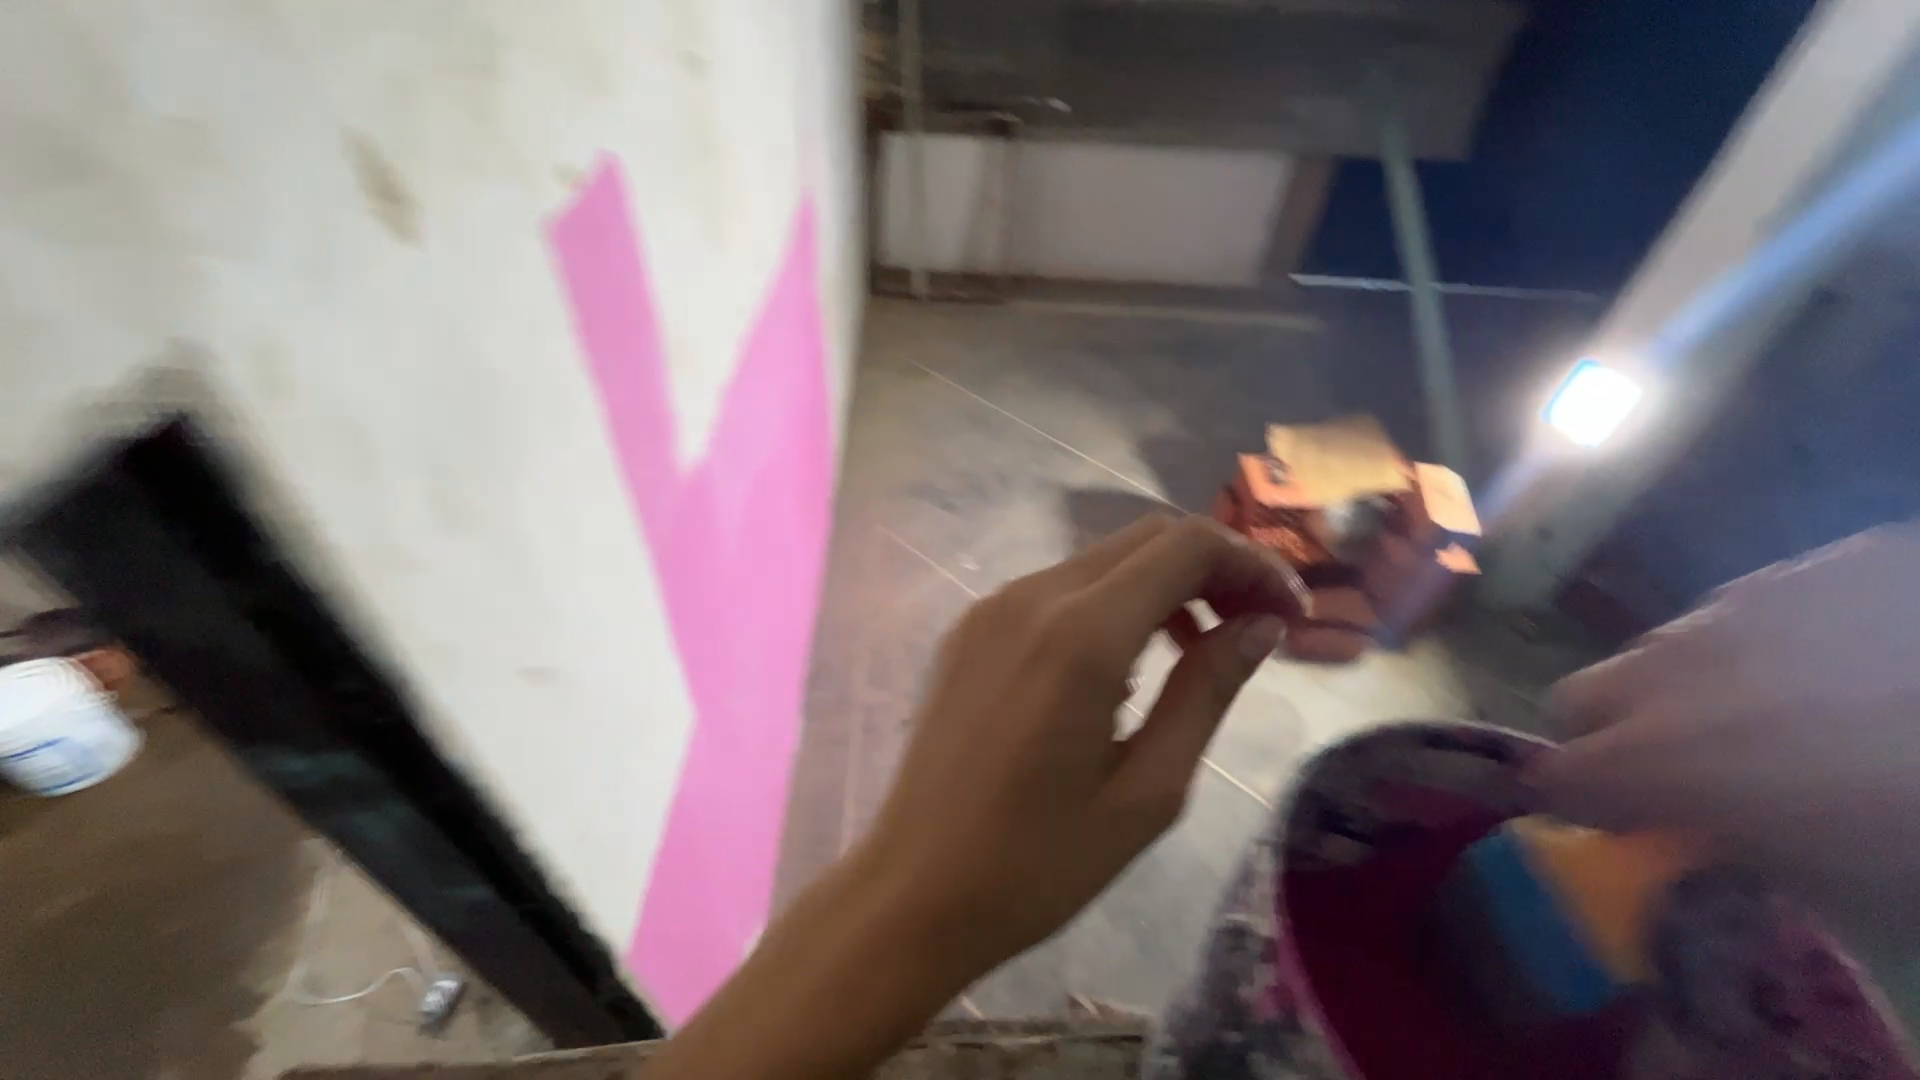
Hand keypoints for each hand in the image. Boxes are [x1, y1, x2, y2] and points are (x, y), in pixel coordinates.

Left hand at [643, 514, 1304, 1079]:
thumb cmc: (1040, 862)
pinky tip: (1126, 665)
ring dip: (1160, 585)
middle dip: (1212, 568)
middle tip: (1255, 628)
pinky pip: (1056, 590)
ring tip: (1198, 650)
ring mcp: (991, 608)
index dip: (1251, 565)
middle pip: (1144, 539)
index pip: (1185, 545)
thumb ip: (1209, 689)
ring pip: (1100, 561)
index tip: (1289, 614)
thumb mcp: (1149, 789)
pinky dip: (1109, 604)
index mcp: (1080, 633)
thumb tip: (1261, 625)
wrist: (914, 889)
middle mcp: (1030, 596)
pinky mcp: (969, 629)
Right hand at [1530, 523, 1919, 947]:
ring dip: (1694, 683)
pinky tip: (1855, 666)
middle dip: (1611, 733)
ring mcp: (1740, 605)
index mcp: (1658, 756)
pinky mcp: (1822, 562)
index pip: (1557, 774)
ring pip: (1667, 648)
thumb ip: (1734, 855)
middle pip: (1583, 697)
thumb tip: (1697, 838)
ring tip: (1791, 712)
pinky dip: (1777, 641)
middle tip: (1684, 769)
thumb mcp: (1837, 887)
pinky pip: (1758, 606)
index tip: (1619, 823)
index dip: (1577, 799)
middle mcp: (1669, 669)